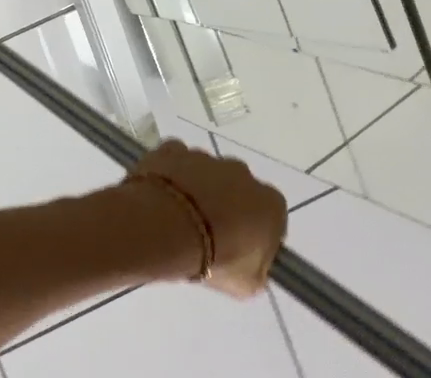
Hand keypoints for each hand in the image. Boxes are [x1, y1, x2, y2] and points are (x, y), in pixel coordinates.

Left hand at [129, 140, 287, 297]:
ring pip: (204, 171)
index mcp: (270, 203)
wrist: (164, 226)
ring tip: (177, 211)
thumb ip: (256, 268)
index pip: (269, 217)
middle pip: (236, 188)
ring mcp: (204, 156)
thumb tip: (249, 264)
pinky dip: (168, 170)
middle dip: (224, 203)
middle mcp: (241, 172)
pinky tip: (160, 191)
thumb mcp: (249, 283)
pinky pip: (174, 158)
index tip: (237, 246)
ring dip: (195, 186)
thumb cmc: (214, 258)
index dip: (254, 232)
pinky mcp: (170, 148)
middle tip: (205, 228)